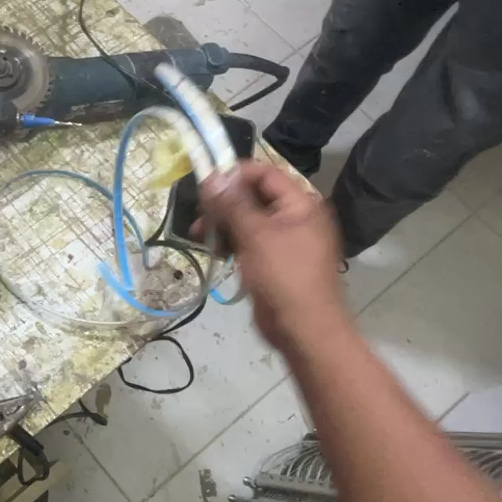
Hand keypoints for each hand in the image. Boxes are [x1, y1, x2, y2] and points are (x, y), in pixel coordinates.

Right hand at [195, 162, 349, 350]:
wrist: (303, 328)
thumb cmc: (284, 276)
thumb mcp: (255, 235)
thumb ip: (231, 204)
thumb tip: (211, 176)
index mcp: (301, 205)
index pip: (266, 174)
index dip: (236, 174)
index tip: (205, 181)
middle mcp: (295, 217)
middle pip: (253, 196)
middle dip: (223, 203)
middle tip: (199, 215)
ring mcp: (284, 239)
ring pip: (246, 220)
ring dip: (222, 224)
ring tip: (201, 236)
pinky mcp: (272, 259)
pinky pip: (248, 240)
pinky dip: (230, 242)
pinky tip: (215, 251)